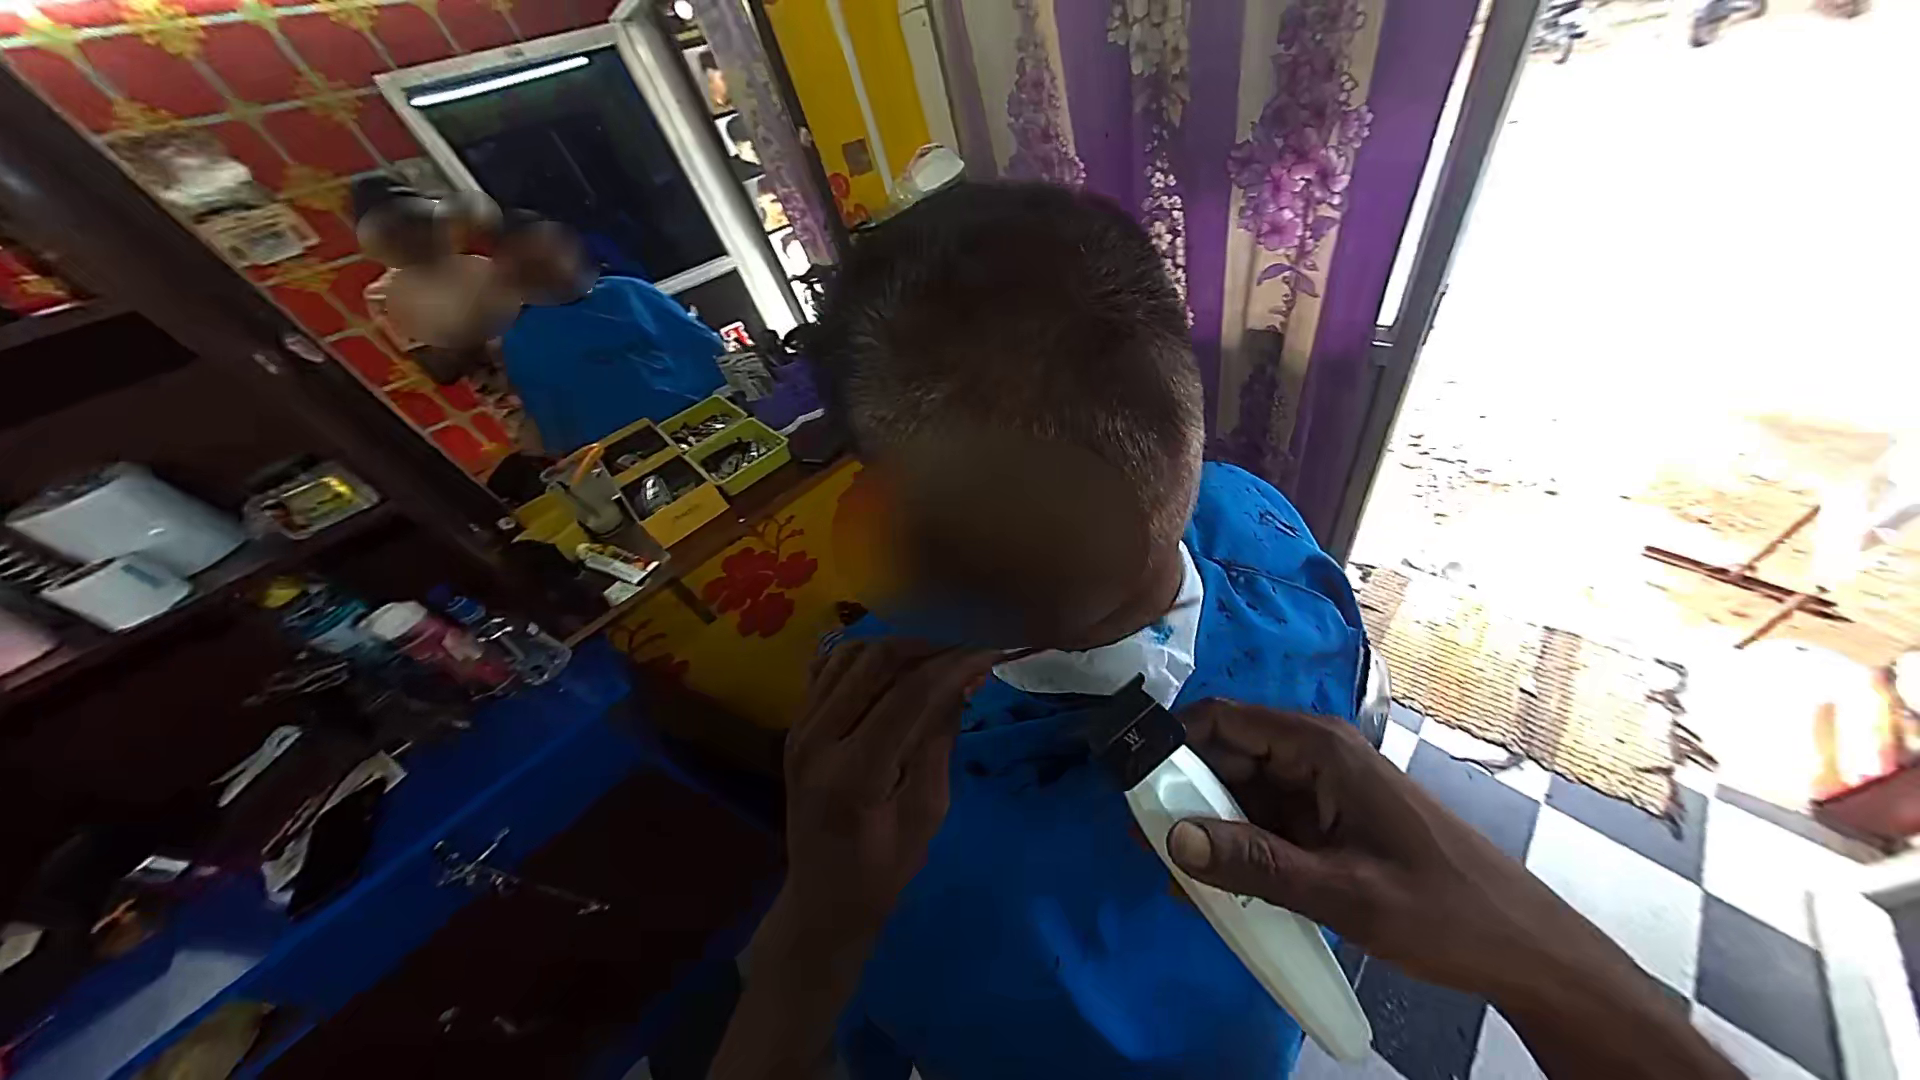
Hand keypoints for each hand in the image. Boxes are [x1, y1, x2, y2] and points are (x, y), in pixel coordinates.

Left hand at [780, 639, 998, 941]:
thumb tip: (962, 680)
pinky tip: (892, 667)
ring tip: (933, 660)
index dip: (953, 666)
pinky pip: (829, 668)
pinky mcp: (795, 724)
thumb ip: (939, 739)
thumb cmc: (885, 868)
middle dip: (927, 650)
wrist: (823, 897)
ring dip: (897, 649)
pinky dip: (864, 657)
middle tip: (962, 655)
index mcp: (853, 773)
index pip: (909, 695)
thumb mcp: (928, 810)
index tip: (987, 653)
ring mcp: (799, 727)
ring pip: (850, 655)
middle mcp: (817, 739)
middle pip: (876, 661)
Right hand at [1164, 701, 1638, 1001]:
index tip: (1135, 781)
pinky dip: (1232, 847)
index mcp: (1318, 746)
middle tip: (1147, 840)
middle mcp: (1310, 756)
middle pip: (1221, 755)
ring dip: (1203, 826)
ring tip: (1174, 872)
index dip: (1173, 740)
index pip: (1223, 718)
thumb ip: (1256, 865)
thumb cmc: (1449, 912)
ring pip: (1234, 792)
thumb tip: (1173, 839)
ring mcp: (1314, 790)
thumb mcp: (1348, 893)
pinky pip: (1257, 822)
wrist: (1531, 958)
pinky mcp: (1318, 822)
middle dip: (1181, 794)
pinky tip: (1213, 885)